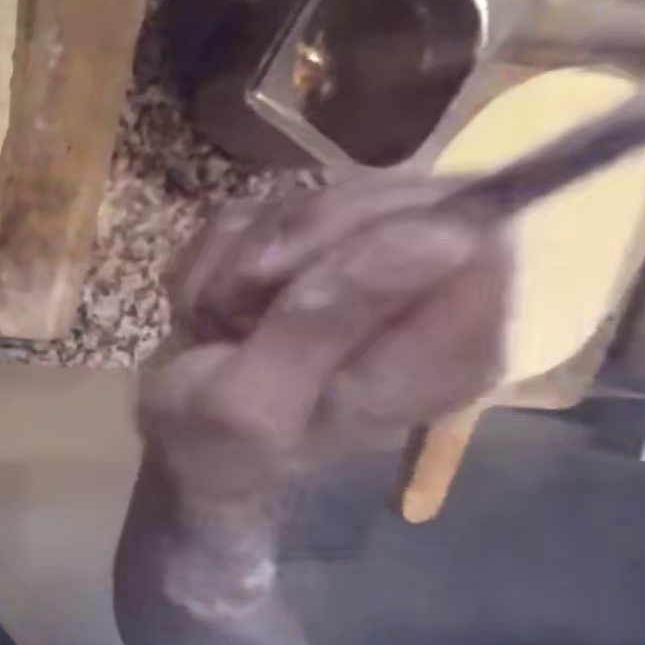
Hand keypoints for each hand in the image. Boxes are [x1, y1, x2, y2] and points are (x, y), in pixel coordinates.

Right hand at [116, 182, 507, 644]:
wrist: (182, 447)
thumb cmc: (218, 444)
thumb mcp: (251, 402)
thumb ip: (324, 327)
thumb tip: (440, 231)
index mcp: (442, 349)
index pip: (462, 230)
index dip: (364, 227)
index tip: (272, 273)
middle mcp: (426, 301)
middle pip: (393, 197)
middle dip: (288, 239)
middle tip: (233, 303)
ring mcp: (367, 272)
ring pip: (315, 199)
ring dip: (239, 254)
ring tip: (217, 320)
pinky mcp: (315, 258)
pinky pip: (266, 213)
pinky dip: (219, 254)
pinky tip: (211, 308)